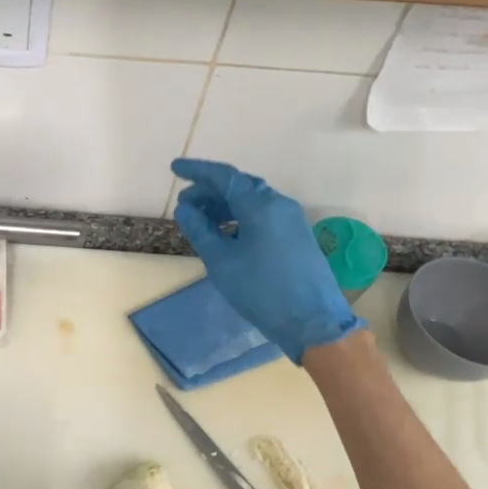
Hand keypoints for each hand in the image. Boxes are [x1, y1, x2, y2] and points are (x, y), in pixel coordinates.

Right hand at [172, 158, 365, 361]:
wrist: (312, 320)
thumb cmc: (261, 291)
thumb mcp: (222, 262)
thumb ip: (200, 231)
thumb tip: (185, 208)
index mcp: (261, 205)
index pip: (224, 176)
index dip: (197, 171)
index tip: (175, 168)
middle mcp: (279, 204)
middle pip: (239, 186)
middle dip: (209, 191)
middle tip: (184, 204)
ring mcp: (291, 219)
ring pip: (252, 201)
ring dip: (224, 205)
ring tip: (201, 220)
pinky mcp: (297, 235)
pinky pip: (263, 215)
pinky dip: (240, 217)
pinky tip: (226, 234)